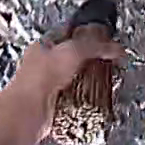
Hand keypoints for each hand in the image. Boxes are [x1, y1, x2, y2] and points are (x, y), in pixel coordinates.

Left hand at [0, 25, 124, 138]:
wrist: (28, 112)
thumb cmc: (40, 76)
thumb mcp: (76, 51)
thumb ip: (98, 47)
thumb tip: (117, 49)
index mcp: (42, 45)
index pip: (67, 32)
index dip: (84, 32)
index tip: (101, 36)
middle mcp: (40, 64)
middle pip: (70, 57)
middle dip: (87, 59)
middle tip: (104, 59)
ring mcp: (45, 86)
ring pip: (71, 78)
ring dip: (85, 79)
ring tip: (101, 78)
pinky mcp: (51, 105)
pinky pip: (71, 98)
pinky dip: (81, 97)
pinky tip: (90, 97)